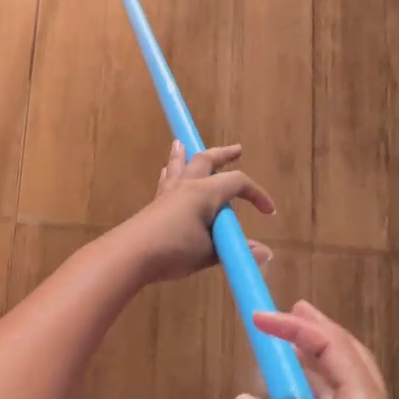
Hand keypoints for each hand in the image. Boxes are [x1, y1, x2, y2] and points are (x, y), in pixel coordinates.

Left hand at [115, 141, 274, 283]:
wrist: (130, 254)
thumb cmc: (174, 250)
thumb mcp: (209, 253)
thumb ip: (233, 249)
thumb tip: (265, 253)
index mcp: (205, 193)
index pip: (237, 182)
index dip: (256, 194)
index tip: (268, 211)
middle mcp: (187, 186)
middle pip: (205, 160)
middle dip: (222, 154)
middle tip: (236, 150)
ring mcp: (168, 194)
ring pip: (179, 166)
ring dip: (185, 154)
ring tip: (181, 144)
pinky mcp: (154, 205)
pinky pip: (166, 181)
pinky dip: (171, 173)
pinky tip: (167, 173)